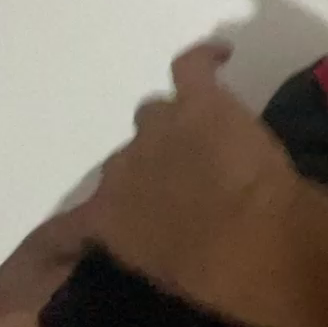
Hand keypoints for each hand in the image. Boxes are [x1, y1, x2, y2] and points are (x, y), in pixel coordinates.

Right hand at [90, 43, 303, 326]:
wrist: (247, 235)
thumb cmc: (213, 271)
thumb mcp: (160, 272)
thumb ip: (149, 246)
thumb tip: (169, 239)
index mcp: (102, 221)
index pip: (80, 215)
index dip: (107, 212)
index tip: (121, 219)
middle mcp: (119, 169)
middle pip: (131, 155)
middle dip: (158, 162)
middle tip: (193, 172)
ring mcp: (161, 131)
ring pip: (158, 114)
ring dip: (179, 123)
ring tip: (209, 133)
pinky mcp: (202, 105)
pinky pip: (192, 67)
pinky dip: (205, 58)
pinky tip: (221, 54)